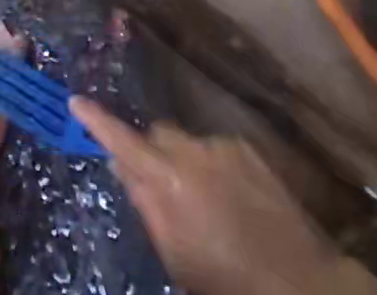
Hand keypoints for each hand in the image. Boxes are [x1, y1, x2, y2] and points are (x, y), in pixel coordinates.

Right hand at [72, 98, 340, 294]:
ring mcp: (223, 146)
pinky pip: (215, 148)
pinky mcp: (248, 149)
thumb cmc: (225, 277)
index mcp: (167, 179)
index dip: (95, 120)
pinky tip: (230, 198)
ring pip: (187, 142)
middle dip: (150, 152)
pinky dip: (213, 166)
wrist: (301, 282)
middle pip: (155, 134)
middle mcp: (192, 151)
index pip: (121, 141)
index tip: (76, 101)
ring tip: (205, 202)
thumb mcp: (173, 253)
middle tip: (158, 185)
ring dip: (185, 162)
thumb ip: (143, 202)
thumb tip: (120, 164)